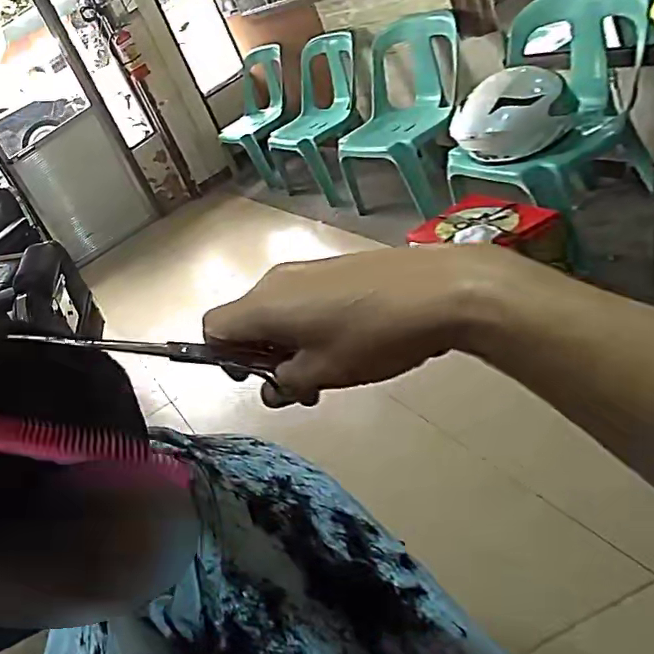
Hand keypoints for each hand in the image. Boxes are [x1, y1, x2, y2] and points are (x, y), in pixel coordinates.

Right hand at [203, 244, 532, 405]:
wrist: (440, 289)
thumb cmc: (373, 336)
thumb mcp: (325, 371)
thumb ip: (286, 382)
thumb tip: (274, 385)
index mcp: (262, 305)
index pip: (213, 328)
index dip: (222, 358)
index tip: (257, 378)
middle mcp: (274, 281)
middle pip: (245, 319)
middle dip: (261, 355)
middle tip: (299, 385)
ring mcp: (304, 270)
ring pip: (274, 310)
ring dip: (287, 343)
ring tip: (328, 369)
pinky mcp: (331, 267)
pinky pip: (300, 298)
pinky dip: (307, 325)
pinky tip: (348, 342)